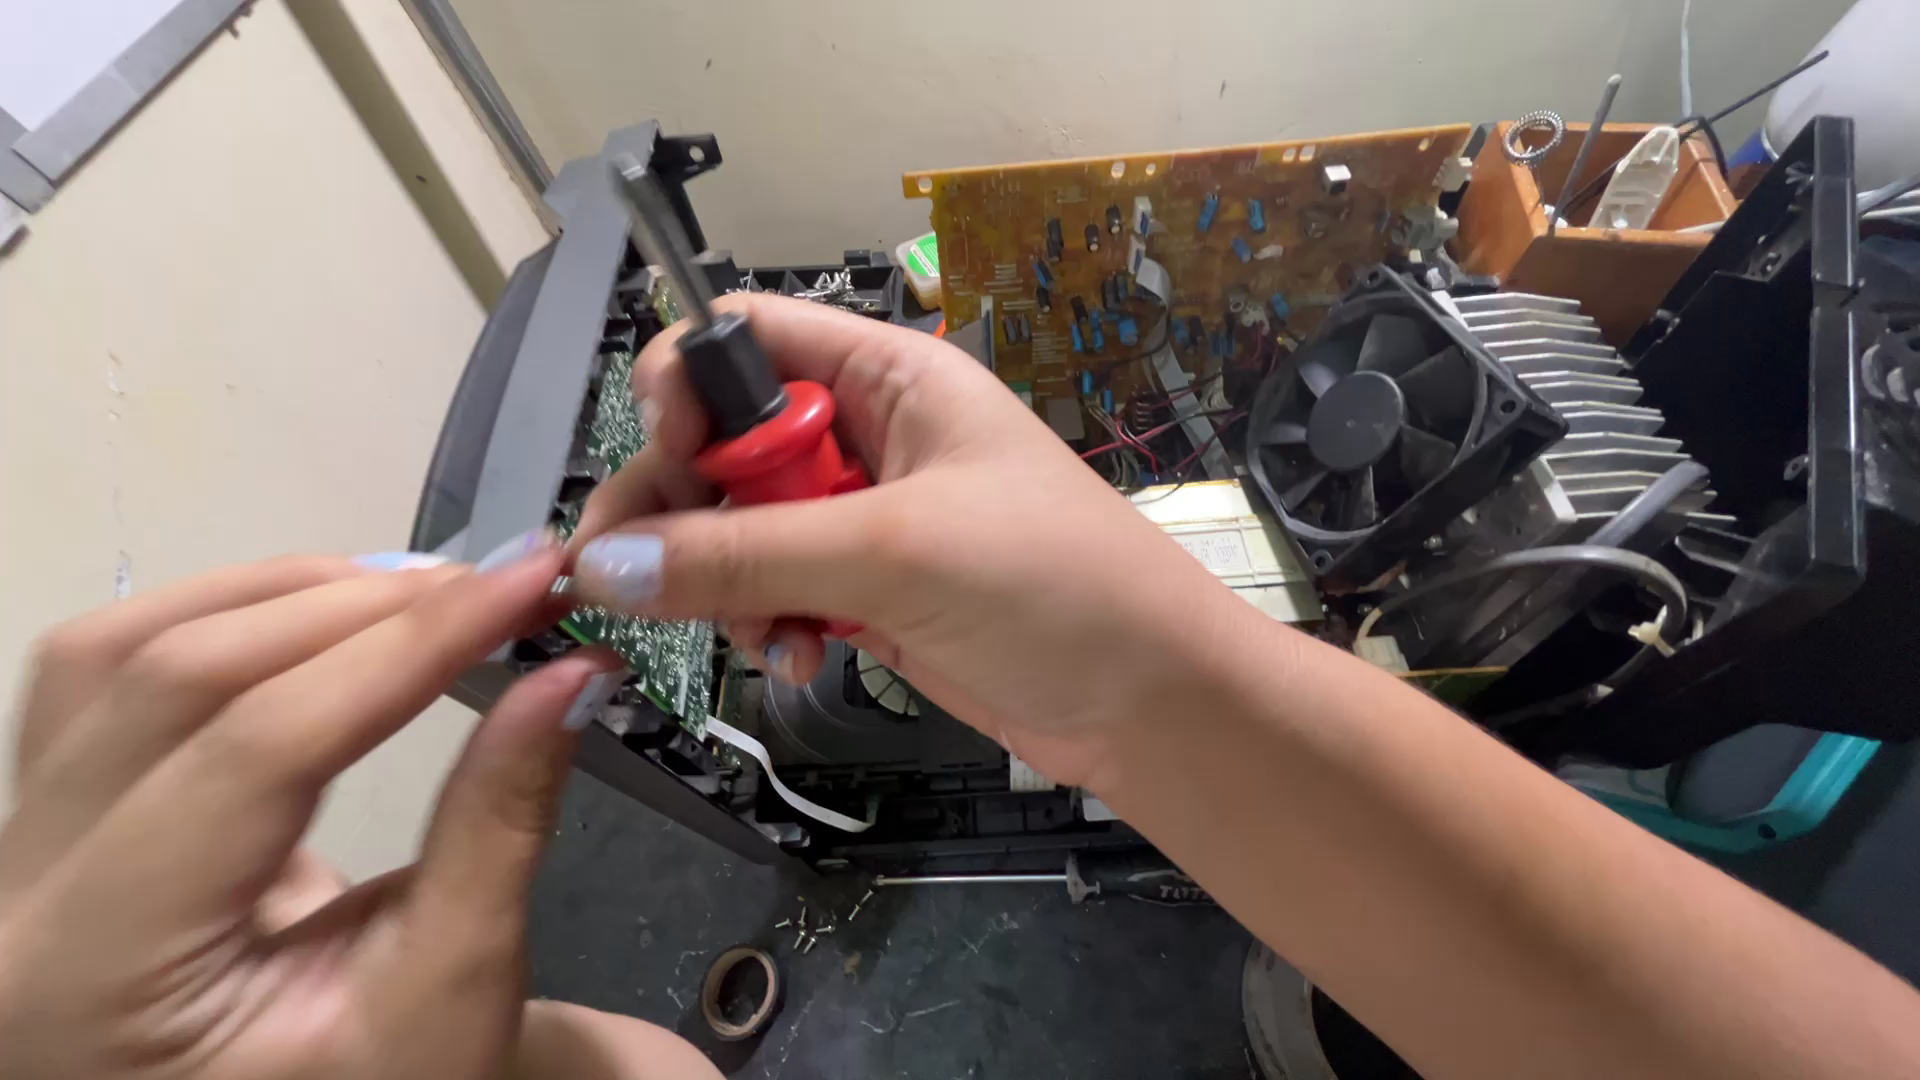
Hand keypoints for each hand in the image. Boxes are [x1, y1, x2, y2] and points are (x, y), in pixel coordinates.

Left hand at [0, 545, 622, 1079]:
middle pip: (174, 675)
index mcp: (92, 974)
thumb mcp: (455, 976)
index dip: (419, 642)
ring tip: (435, 588)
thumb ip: (504, 813)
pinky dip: (237, 613)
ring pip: (118, 651)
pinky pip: (111, 675)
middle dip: (371, 606)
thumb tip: (577, 671)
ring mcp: (9, 857)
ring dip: (293, 593)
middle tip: (512, 583)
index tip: (537, 580)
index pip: (264, 744)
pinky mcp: (55, 828)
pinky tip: (339, 611)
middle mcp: (0, 903)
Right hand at [571, 294, 1277, 786]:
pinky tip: (795, 659)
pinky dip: (768, 624)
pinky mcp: (870, 591)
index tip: (664, 457)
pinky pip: (779, 591)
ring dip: (724, 582)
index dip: (688, 384)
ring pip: (744, 528)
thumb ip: (746, 554)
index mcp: (892, 378)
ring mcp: (869, 521)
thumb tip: (604, 563)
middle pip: (730, 442)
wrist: (1145, 697)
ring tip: (752, 633)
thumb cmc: (1053, 587)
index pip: (752, 336)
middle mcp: (873, 439)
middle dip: (684, 507)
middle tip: (637, 572)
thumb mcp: (895, 552)